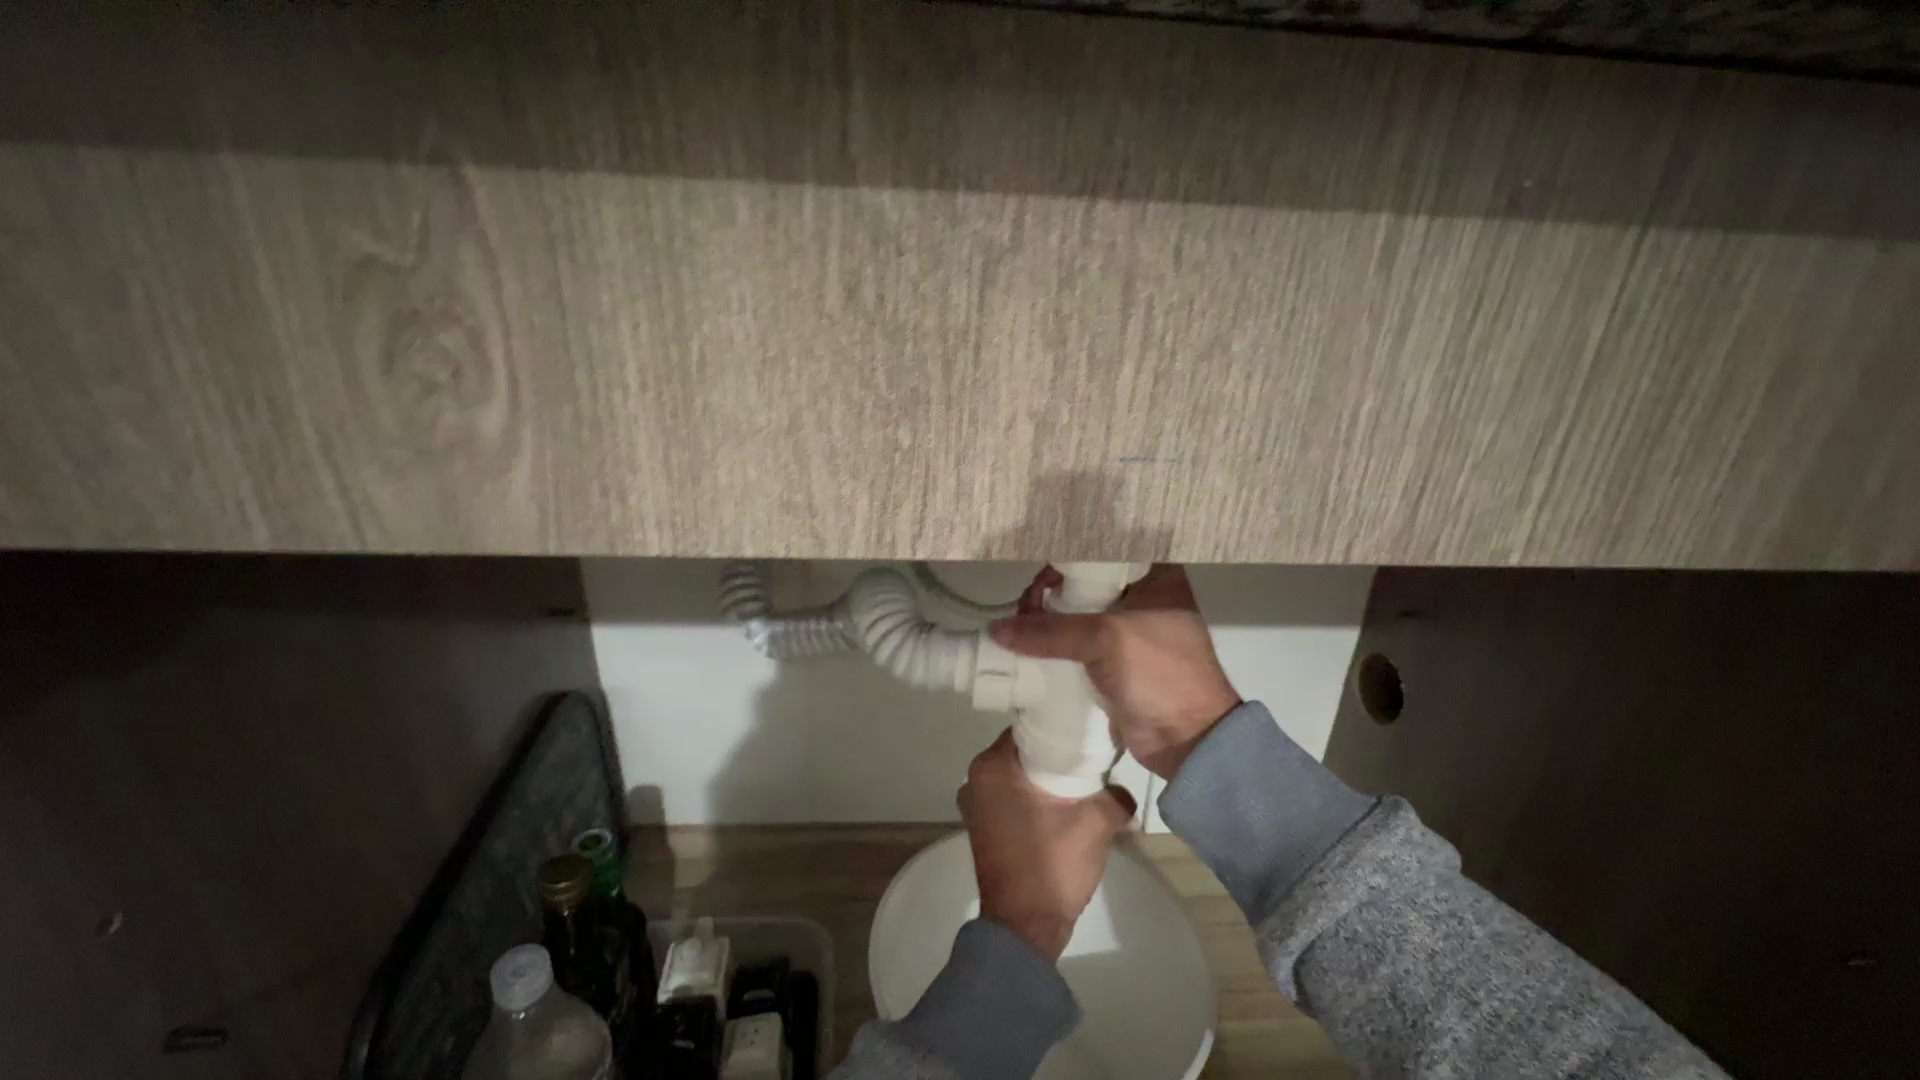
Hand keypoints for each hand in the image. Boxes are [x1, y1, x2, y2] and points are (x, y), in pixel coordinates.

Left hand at [958, 730, 1136, 958]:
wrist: (1025, 928)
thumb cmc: (1052, 864)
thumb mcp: (1096, 822)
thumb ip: (1116, 796)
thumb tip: (1122, 793)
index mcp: (991, 766)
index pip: (1029, 725)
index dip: (1060, 724)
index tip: (1088, 726)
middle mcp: (974, 780)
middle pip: (1024, 751)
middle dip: (1056, 753)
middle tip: (1093, 754)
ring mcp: (976, 807)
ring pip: (1020, 776)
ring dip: (1047, 779)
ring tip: (1085, 780)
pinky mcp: (984, 829)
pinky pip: (1013, 798)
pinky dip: (1036, 798)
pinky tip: (1066, 806)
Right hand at [990, 564, 1240, 779]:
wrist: (1187, 741)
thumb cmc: (1159, 673)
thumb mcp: (1106, 639)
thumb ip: (1050, 631)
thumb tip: (997, 630)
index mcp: (1157, 578)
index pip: (1106, 550)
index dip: (1071, 555)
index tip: (1041, 568)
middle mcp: (1144, 598)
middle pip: (1086, 582)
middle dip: (1052, 590)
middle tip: (1026, 603)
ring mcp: (1128, 632)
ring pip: (1077, 614)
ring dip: (1048, 618)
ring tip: (1020, 625)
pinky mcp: (1114, 663)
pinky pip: (1076, 644)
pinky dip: (1053, 644)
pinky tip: (1027, 644)